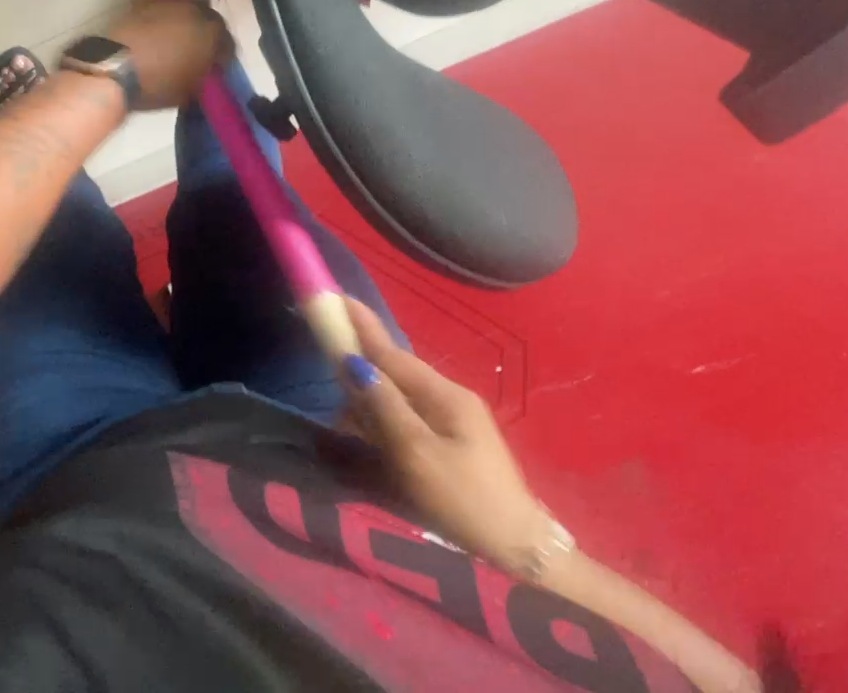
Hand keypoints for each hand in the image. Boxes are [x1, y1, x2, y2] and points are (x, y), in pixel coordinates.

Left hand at [104, 0, 231, 110]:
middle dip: (208, 29)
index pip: (228, 44)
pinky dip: (161, 6)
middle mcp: (197, 11)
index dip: (222, 57)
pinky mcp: (146, 0)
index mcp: (213, 34)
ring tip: (178, 30)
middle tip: (198, 46)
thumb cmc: (157, 85)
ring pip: (188, 1)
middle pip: (210, 17)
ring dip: (187, 14)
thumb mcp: (188, 91)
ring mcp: (170, 2)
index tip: (215, 68)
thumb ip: (202, 76)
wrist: (115, 70)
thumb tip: (202, 71)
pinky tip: (157, 16)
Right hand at [342, 300, 555, 578]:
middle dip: (360, 370)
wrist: (518, 550)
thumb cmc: (463, 499)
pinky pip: (405, 418)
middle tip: (330, 373)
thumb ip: (383, 406)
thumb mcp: (416, 453)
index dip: (361, 326)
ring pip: (396, 396)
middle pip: (392, 373)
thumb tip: (353, 365)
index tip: (335, 297)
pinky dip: (382, 423)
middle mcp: (449, 399)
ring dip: (368, 404)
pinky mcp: (450, 442)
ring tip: (347, 426)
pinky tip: (372, 444)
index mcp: (444, 396)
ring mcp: (452, 420)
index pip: (392, 353)